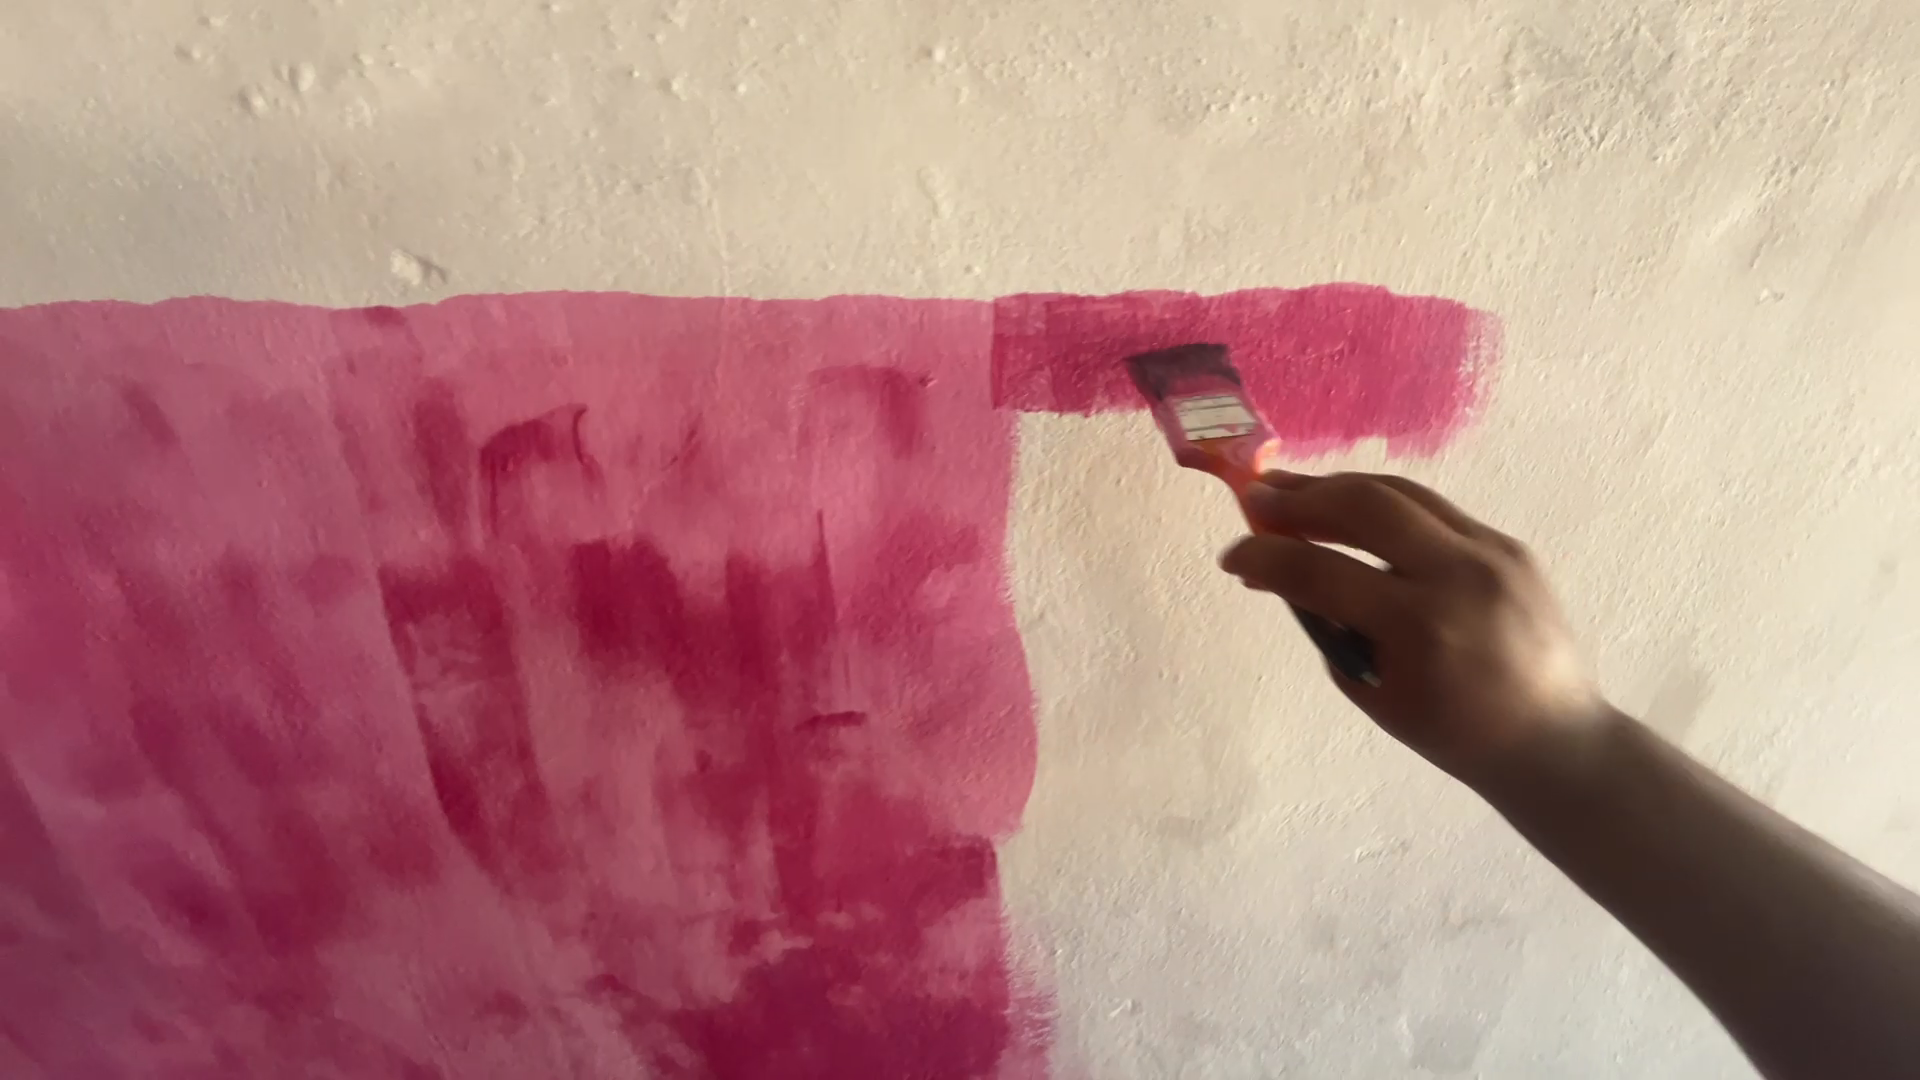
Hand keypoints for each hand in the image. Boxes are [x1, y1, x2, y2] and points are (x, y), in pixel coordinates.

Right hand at [1220, 471, 1606, 782]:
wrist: (1552, 738)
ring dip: (1333, 487)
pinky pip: (1426, 508)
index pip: (1319, 570)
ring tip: (1289, 489)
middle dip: (1299, 497)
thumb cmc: (1447, 728)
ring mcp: (1492, 551)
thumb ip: (1326, 619)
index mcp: (1420, 625)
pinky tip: (1344, 510)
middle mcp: (1460, 574)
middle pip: (1364, 506)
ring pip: (1397, 492)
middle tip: (1255, 497)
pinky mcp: (1505, 543)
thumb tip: (1283, 568)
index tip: (1230, 556)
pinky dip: (1373, 504)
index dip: (1263, 556)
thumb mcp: (1366, 684)